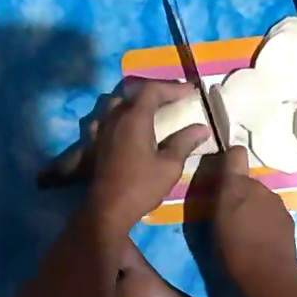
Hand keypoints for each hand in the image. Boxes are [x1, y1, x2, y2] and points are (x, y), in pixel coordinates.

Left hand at [86, 78, 210, 236]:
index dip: (173, 87)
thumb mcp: (170, 166)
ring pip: (115, 102)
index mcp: (134, 118)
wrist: (107, 210)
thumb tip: (202, 128)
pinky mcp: (94, 143)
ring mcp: (100, 129)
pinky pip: (105, 119)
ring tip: (149, 108)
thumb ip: (185, 142)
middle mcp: (114, 117)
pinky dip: (118, 116)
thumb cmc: (141, 187)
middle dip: (154, 90)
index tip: (190, 92)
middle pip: (132, 92)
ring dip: (134, 101)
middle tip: (172, 96)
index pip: (153, 90)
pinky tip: (124, 126)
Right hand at [212, 147, 296, 296]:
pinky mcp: (287, 225)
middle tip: (227, 214)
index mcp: (241, 186)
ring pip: (260, 200)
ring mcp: (278, 207)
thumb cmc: (235, 246)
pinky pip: (270, 217)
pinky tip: (257, 240)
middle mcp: (263, 190)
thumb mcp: (219, 215)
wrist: (268, 275)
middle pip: (249, 183)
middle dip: (240, 193)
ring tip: (242, 231)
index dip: (230, 158)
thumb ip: (226, 186)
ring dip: (252, 209)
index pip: (237, 156)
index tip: (222, 168)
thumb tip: (232, 160)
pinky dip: (263, 223)